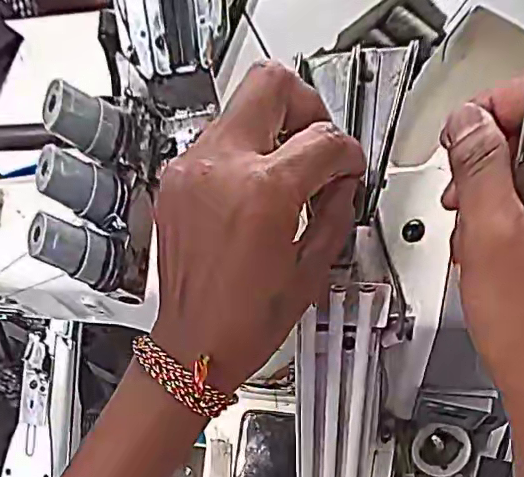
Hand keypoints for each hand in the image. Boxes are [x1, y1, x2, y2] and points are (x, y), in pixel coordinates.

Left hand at [148, 62, 364, 391]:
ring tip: (289, 176)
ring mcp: (191, 170)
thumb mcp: (309, 273)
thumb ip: (333, 216)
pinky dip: (244, 156)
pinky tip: (256, 194)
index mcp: (262, 194)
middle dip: (308, 108)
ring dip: (274, 131)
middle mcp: (221, 168)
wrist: (194, 346)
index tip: (349, 167)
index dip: (347, 153)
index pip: (322, 137)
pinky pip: (216, 141)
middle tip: (318, 145)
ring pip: (240, 107)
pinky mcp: (174, 182)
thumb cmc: (242, 325)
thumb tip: (341, 186)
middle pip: (273, 83)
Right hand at [440, 60, 523, 402]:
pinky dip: (508, 204)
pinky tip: (487, 238)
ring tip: (473, 227)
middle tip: (463, 187)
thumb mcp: (489, 230)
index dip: (498, 105)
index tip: (465, 137)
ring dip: (494, 183)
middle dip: (493, 152)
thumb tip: (466, 121)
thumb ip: (475, 160)